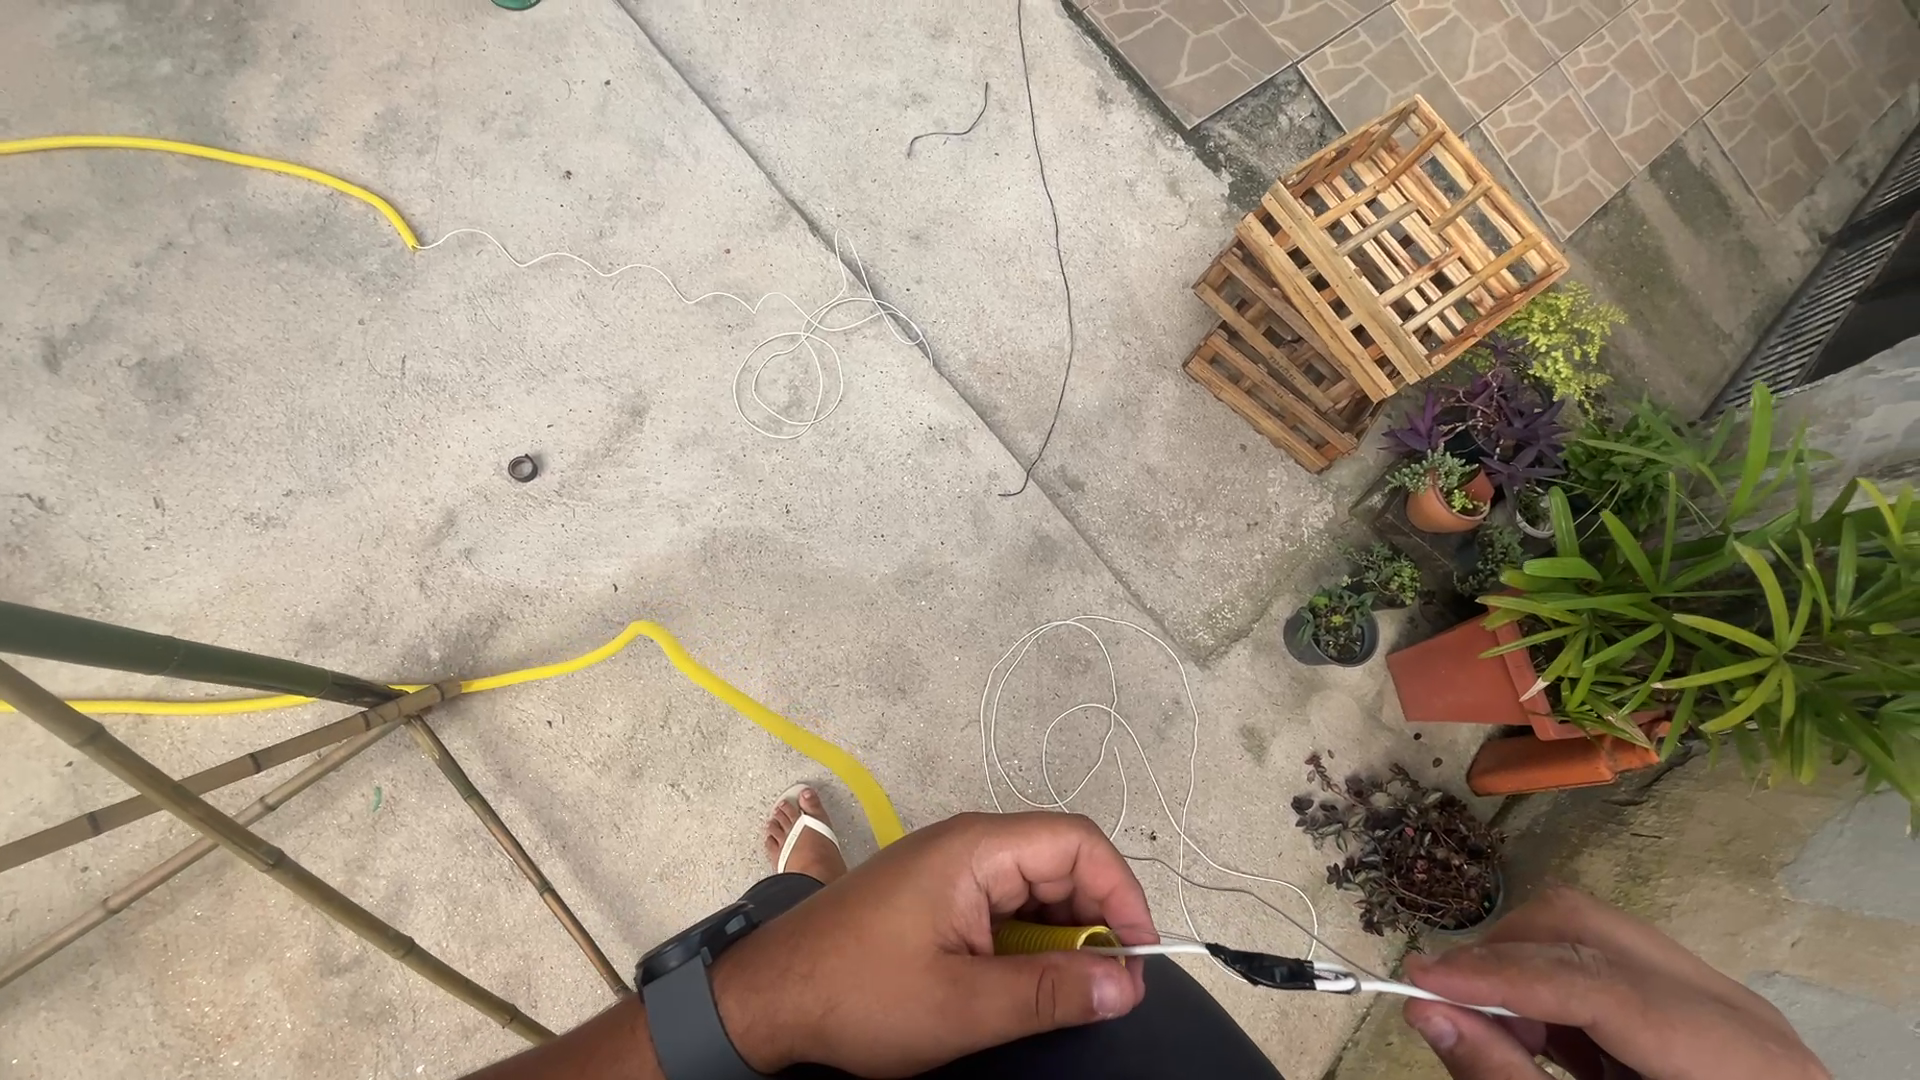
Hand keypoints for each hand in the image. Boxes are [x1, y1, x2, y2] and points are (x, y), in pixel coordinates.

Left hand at [708, 812, 1155, 1077]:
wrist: (773, 993)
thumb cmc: (862, 993)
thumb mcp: (964, 1006)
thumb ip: (1051, 992)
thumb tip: (1127, 984)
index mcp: (978, 848)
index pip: (1077, 843)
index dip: (1121, 893)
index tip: (1139, 959)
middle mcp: (971, 842)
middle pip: (1061, 860)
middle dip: (1096, 918)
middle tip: (1108, 988)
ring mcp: (954, 864)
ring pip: (1036, 884)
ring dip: (1064, 933)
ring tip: (1069, 991)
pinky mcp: (941, 890)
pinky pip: (1006, 901)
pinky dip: (1030, 938)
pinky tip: (1028, 979)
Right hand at [1401, 886, 1828, 1079]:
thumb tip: (1422, 1009)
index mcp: (1741, 1061)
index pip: (1596, 982)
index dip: (1500, 976)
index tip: (1419, 980)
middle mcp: (1732, 1005)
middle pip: (1581, 927)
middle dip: (1501, 957)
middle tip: (1456, 1006)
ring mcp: (1711, 990)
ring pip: (1578, 926)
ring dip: (1519, 965)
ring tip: (1511, 1034)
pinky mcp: (1685, 992)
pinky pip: (1591, 951)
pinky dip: (1546, 983)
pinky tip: (1550, 1042)